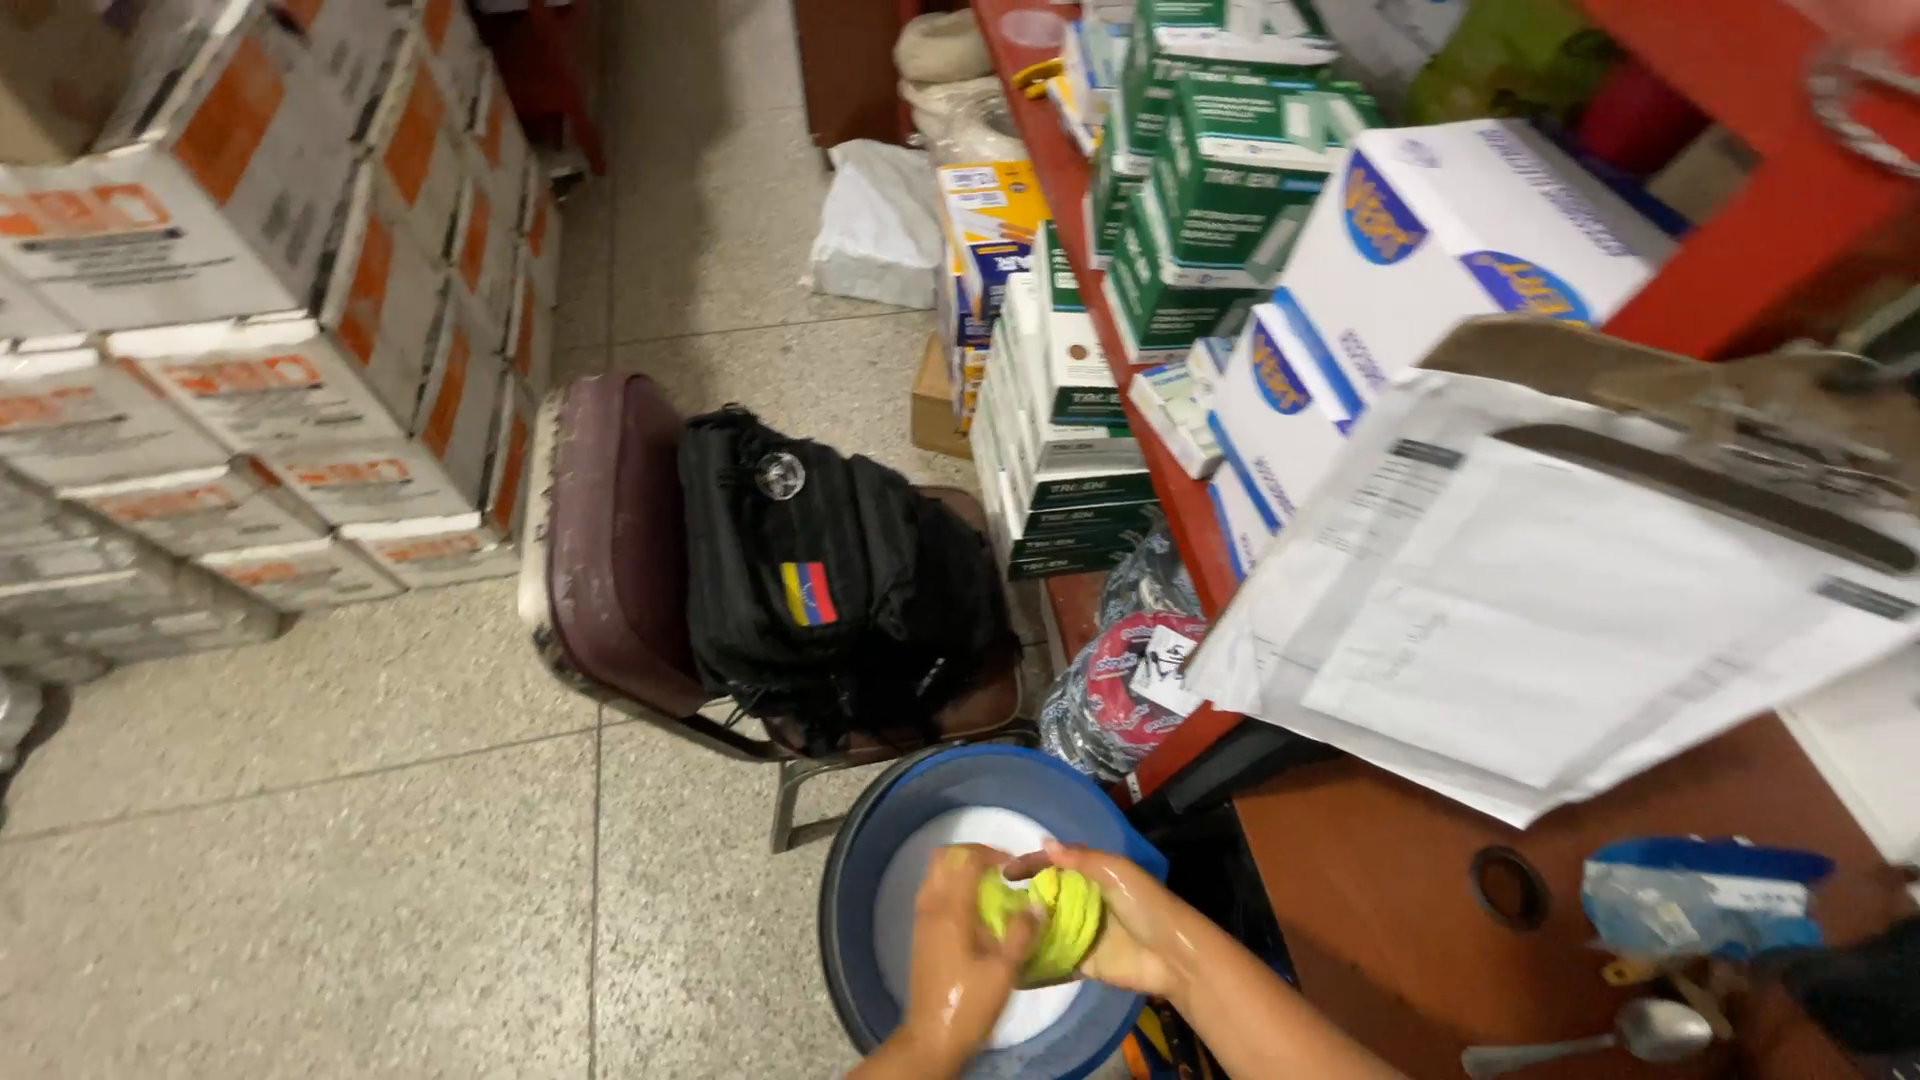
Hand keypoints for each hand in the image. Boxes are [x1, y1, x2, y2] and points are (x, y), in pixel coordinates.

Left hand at [897, 844, 1040, 1070]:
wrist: (931, 1037)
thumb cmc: (969, 1004)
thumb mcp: (1004, 972)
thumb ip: (1021, 934)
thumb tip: (1038, 904)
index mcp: (951, 910)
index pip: (966, 858)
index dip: (991, 853)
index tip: (1013, 866)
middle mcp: (932, 906)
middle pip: (945, 856)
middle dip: (973, 853)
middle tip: (999, 868)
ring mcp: (922, 918)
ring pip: (936, 871)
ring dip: (960, 867)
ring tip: (989, 885)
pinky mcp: (920, 931)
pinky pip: (933, 888)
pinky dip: (952, 883)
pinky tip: (974, 908)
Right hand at [1006, 839, 1193, 999]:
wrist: (1173, 957)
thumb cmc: (1145, 905)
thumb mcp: (1115, 871)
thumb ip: (1080, 859)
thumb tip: (1043, 843)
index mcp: (1093, 874)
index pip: (1055, 865)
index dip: (1031, 864)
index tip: (1003, 872)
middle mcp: (1084, 901)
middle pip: (1047, 897)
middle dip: (1022, 898)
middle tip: (990, 904)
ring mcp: (1083, 933)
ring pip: (1047, 927)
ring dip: (1026, 928)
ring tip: (992, 933)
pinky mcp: (1084, 963)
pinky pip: (1055, 960)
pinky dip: (1036, 961)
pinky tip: (1010, 964)